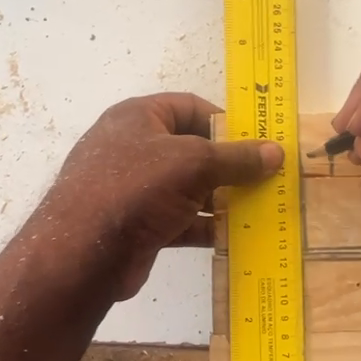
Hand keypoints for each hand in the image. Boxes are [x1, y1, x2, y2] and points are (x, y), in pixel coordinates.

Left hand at [26, 93, 282, 299]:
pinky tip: (235, 236)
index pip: (190, 107)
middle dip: (228, 165)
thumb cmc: (137, 188)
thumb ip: (236, 158)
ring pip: (188, 188)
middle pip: (192, 150)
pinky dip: (206, 226)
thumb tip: (275, 152)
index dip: (225, 121)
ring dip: (221, 199)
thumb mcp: (194, 163)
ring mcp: (134, 189)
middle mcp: (134, 148)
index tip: (257, 142)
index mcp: (139, 117)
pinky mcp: (138, 225)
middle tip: (266, 178)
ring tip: (259, 208)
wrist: (85, 253)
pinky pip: (180, 220)